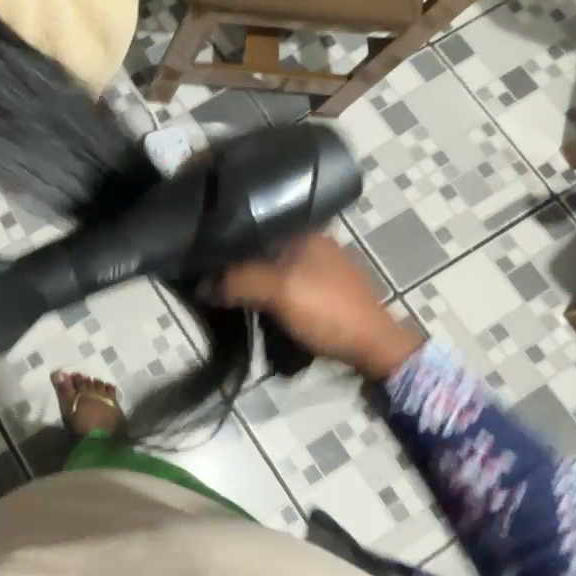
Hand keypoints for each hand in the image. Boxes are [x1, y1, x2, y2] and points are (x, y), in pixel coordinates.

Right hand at [213, 234, 425, 380]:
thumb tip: (200, 286)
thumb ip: (236, 282)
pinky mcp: (322, 291)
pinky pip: (282, 285)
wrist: (375, 349)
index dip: (225, 241)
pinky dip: (265, 293)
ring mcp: (319, 267)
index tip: (201, 256)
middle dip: (235, 263)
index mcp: (305, 232)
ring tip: (222, 292)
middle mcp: (313, 242)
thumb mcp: (277, 292)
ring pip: (270, 268)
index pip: (253, 227)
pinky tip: (250, 304)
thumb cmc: (327, 310)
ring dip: (249, 281)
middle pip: (260, 248)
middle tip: (207, 277)